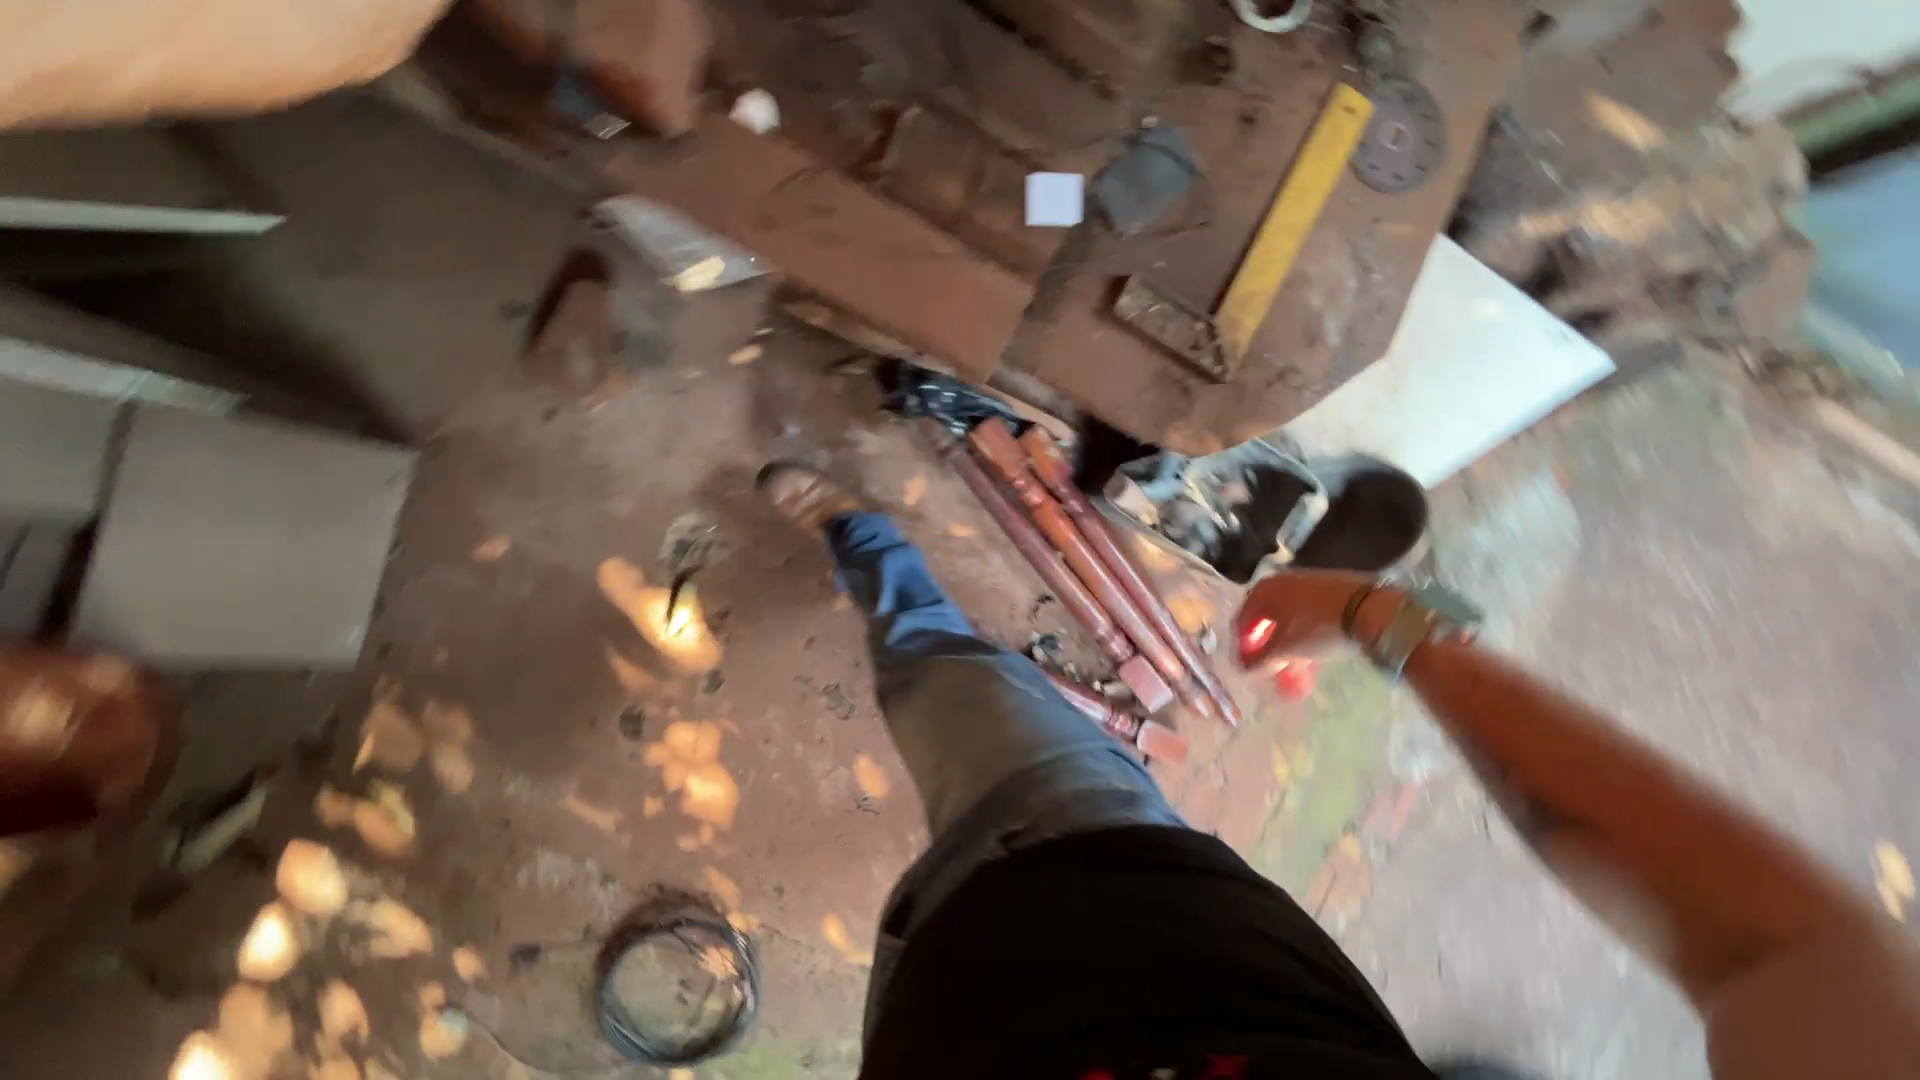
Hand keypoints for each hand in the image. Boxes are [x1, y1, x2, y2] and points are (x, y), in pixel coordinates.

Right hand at [1233, 569, 1376, 667]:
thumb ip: (1260, 660)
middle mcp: (1278, 581)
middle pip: (1266, 619)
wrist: (1369, 607)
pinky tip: (1314, 650)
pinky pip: (1307, 613)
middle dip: (1268, 647)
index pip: (1241, 622)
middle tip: (1273, 669)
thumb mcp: (1285, 649)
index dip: (1243, 647)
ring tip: (1296, 666)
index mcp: (1262, 592)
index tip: (1249, 668)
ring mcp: (1305, 582)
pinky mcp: (1328, 587)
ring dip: (1287, 643)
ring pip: (1288, 617)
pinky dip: (1304, 632)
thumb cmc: (1316, 628)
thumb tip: (1243, 669)